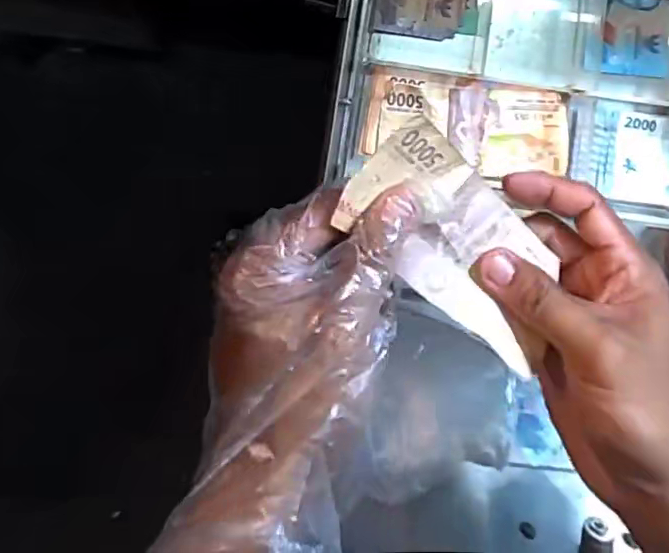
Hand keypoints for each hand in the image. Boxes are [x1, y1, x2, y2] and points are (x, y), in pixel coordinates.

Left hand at [154, 184, 418, 552]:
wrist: (269, 475)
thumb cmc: (308, 392)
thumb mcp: (351, 314)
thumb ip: (375, 249)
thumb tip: (403, 195)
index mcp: (262, 257)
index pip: (324, 203)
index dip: (372, 197)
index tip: (414, 194)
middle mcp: (251, 263)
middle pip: (320, 225)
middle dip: (368, 224)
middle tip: (416, 222)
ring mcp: (258, 290)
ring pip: (320, 251)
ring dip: (359, 250)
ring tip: (404, 247)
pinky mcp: (269, 313)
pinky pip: (313, 276)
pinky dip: (344, 275)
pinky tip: (376, 282)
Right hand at [473, 173, 668, 552]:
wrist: (654, 487)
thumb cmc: (646, 408)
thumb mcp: (598, 346)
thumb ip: (542, 301)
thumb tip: (488, 259)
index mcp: (622, 269)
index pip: (587, 210)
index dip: (550, 189)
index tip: (507, 183)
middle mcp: (594, 283)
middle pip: (547, 239)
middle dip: (509, 229)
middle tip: (463, 224)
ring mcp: (569, 314)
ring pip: (525, 274)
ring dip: (495, 267)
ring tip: (454, 256)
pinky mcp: (548, 345)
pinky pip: (516, 311)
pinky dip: (492, 304)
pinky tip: (465, 299)